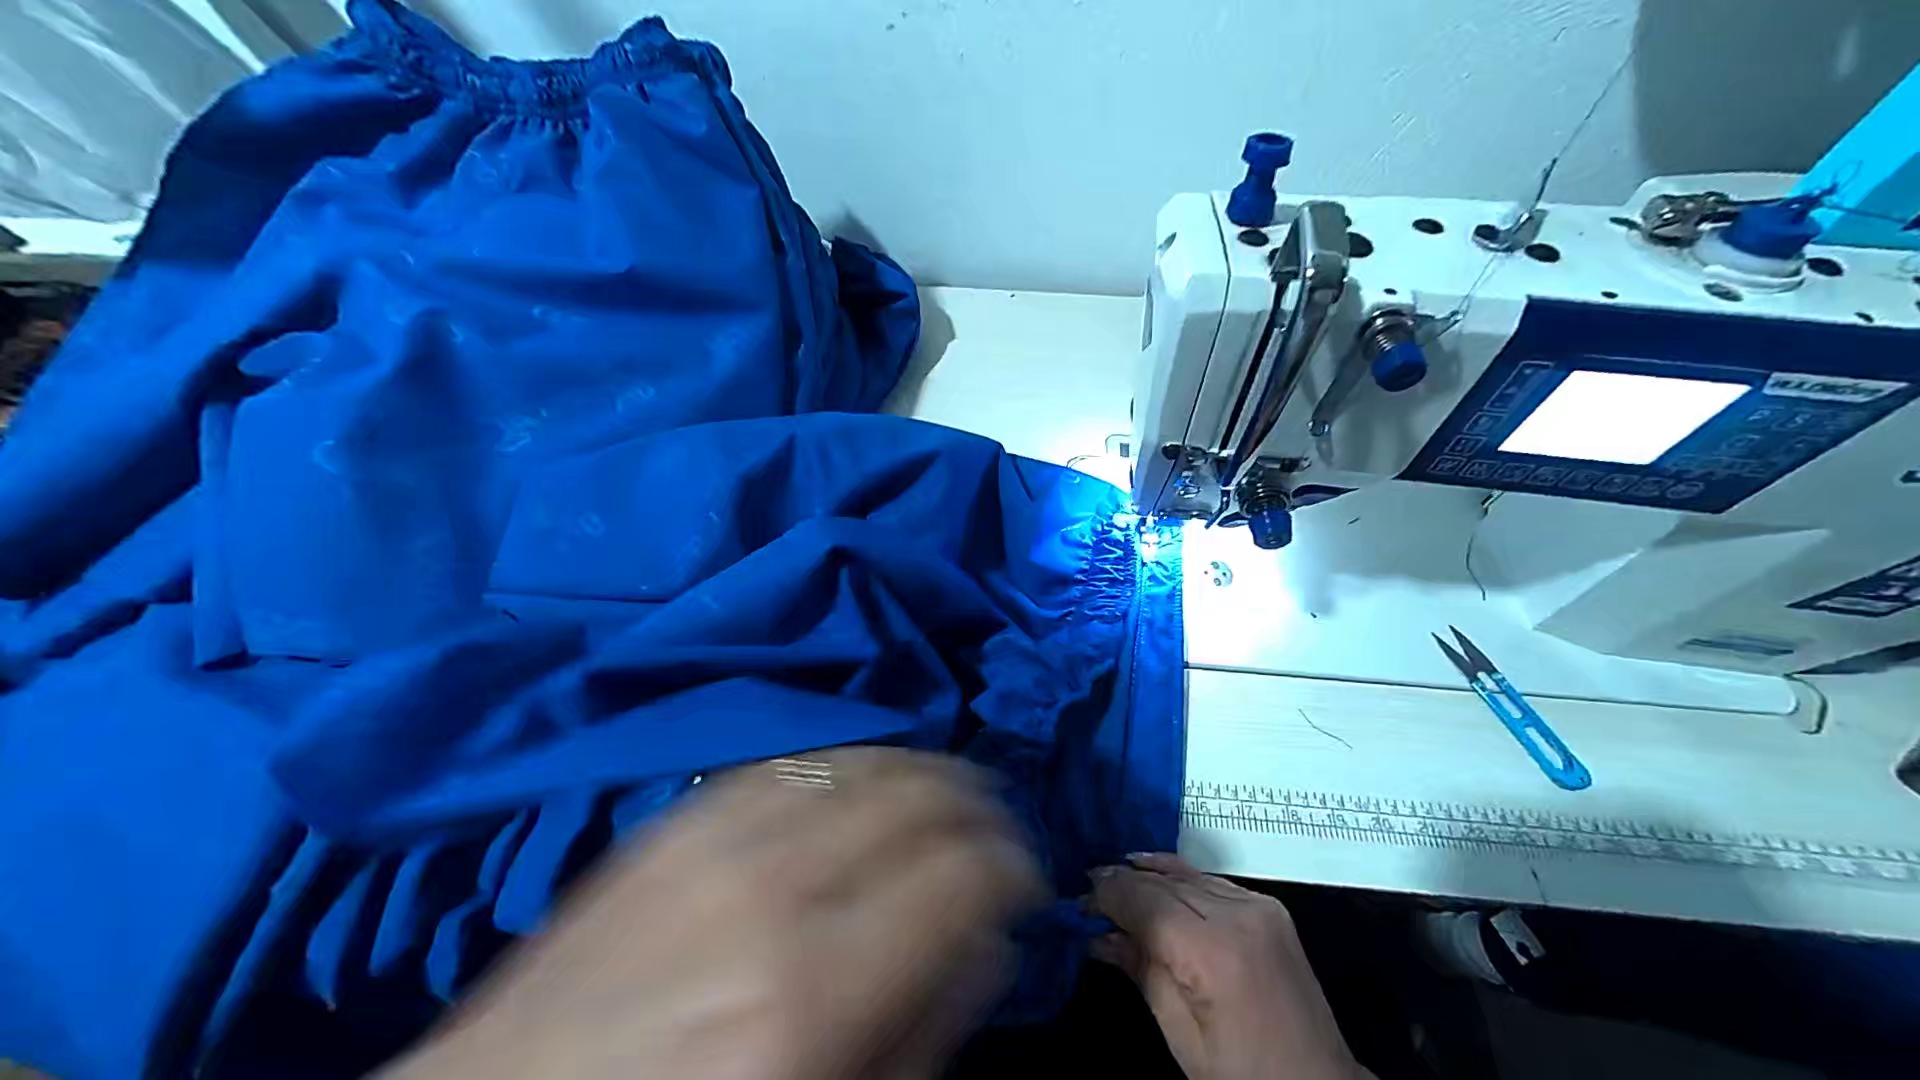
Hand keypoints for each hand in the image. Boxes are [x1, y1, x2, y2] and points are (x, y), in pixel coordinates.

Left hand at [383, 749, 1043, 1079]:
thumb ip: (926, 1021)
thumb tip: (987, 933)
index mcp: (816, 985)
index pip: (961, 872)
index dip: (1012, 862)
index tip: (1025, 874)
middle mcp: (775, 885)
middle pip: (916, 796)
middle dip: (976, 802)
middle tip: (995, 824)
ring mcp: (719, 835)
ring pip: (860, 759)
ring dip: (920, 767)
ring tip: (947, 787)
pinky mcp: (679, 816)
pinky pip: (791, 758)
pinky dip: (847, 759)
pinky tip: (867, 774)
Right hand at [1089, 853, 1370, 1079]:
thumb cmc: (1242, 1075)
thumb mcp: (1181, 1035)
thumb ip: (1140, 970)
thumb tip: (1099, 934)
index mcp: (1214, 951)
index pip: (1145, 902)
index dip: (1108, 896)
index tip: (1079, 900)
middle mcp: (1238, 914)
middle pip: (1163, 883)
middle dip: (1122, 883)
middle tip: (1087, 888)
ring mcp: (1257, 904)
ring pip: (1186, 873)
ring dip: (1147, 874)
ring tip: (1112, 876)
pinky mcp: (1267, 905)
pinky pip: (1209, 880)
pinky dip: (1177, 877)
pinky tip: (1153, 876)